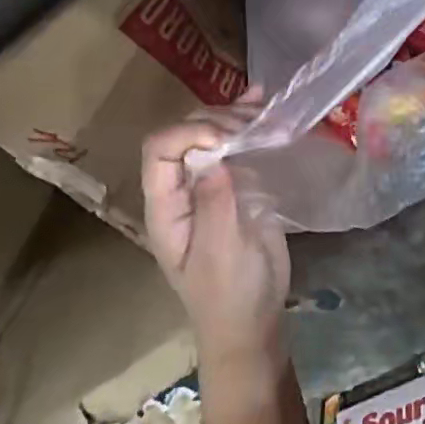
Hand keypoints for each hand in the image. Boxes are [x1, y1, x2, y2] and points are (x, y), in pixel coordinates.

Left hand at [141, 97, 289, 367]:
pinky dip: (250, 123)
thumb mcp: (220, 255)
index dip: (187, 134)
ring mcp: (210, 185)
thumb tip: (215, 158)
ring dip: (235, 116)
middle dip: (216, 121)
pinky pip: (238, 147)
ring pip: (211, 134)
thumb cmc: (230, 295)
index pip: (159, 152)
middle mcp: (183, 189)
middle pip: (185, 136)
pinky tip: (264, 102)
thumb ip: (215, 206)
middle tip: (254, 126)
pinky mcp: (237, 186)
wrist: (253, 322)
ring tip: (265, 109)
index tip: (225, 140)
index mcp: (166, 207)